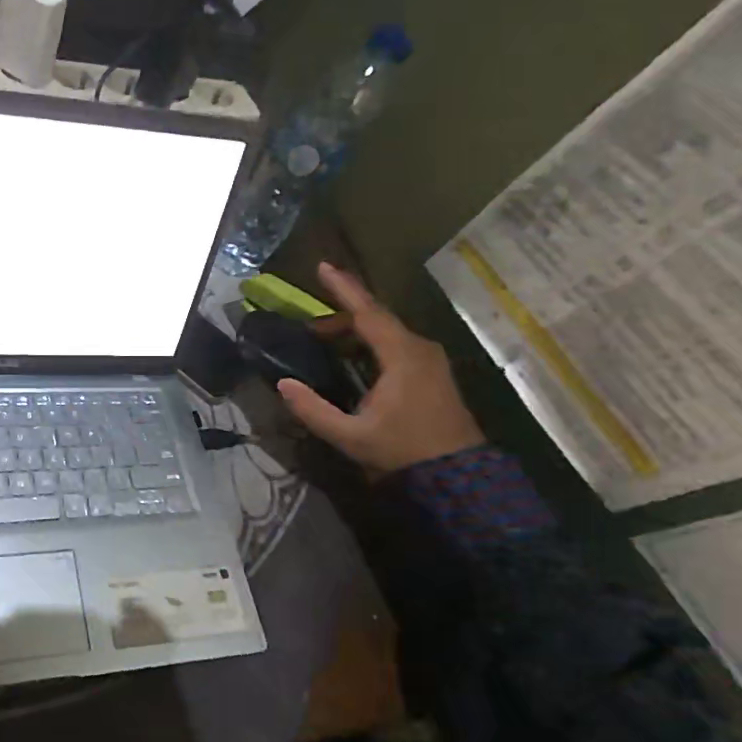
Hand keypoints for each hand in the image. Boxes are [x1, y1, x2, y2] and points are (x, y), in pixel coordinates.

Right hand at [278, 262, 485, 472]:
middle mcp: (419, 348)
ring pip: (388, 331)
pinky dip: (372, 342)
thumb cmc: (402, 450)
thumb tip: (283, 383)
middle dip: (342, 316)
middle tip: (310, 328)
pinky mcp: (434, 372)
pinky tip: (356, 356)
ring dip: (356, 330)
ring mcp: (430, 359)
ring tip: (326, 340)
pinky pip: (398, 344)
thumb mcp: (350, 436)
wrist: (457, 474)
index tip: (322, 267)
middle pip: (377, 318)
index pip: (367, 313)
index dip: (343, 289)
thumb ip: (313, 410)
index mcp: (401, 356)